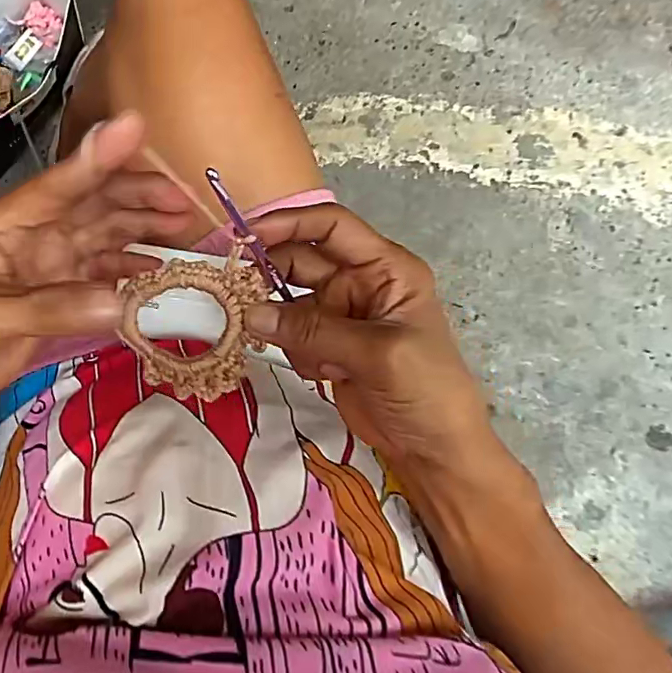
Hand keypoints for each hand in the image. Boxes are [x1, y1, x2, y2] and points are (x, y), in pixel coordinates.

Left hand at [0, 111, 193, 415]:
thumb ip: (47, 309)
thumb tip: (116, 303)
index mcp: (5, 226)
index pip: (57, 186)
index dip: (97, 158)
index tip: (135, 128)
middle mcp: (35, 235)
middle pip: (93, 203)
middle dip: (138, 193)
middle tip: (183, 197)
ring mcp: (52, 264)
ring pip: (106, 232)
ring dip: (143, 225)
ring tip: (183, 224)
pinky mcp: (64, 293)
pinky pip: (106, 271)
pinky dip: (132, 267)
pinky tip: (157, 269)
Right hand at [246, 204, 493, 467]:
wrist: (434, 449)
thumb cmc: (427, 391)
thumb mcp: (376, 354)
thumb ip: (312, 331)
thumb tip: (251, 314)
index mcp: (386, 269)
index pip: (332, 226)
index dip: (289, 223)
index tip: (246, 235)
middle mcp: (359, 282)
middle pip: (299, 259)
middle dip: (269, 275)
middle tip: (237, 292)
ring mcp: (339, 314)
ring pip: (286, 298)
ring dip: (278, 319)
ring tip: (289, 347)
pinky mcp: (323, 343)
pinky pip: (287, 331)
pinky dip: (290, 348)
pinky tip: (322, 374)